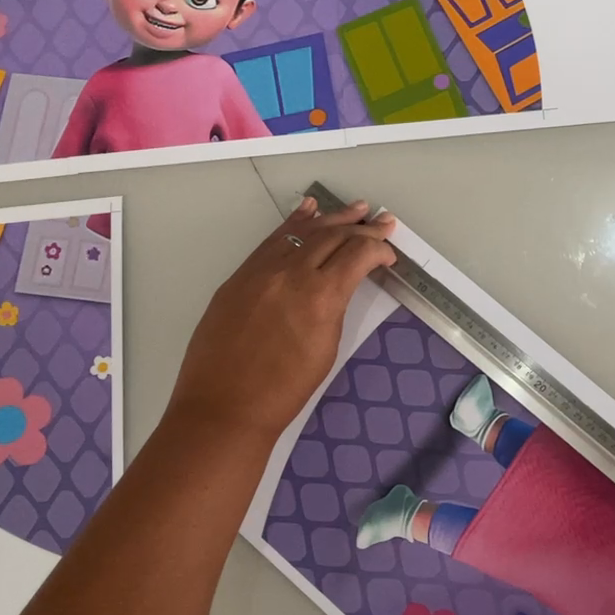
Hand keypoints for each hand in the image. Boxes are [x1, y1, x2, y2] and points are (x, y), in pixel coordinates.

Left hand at [163, 196, 395, 449]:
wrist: (224, 407)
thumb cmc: (285, 390)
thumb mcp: (326, 347)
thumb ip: (335, 306)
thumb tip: (340, 283)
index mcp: (320, 296)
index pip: (357, 255)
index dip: (378, 250)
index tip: (389, 255)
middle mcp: (291, 273)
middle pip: (333, 237)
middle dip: (362, 228)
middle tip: (383, 222)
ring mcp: (260, 271)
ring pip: (302, 232)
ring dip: (332, 218)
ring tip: (355, 207)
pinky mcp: (239, 277)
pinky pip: (272, 241)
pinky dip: (293, 224)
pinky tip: (308, 210)